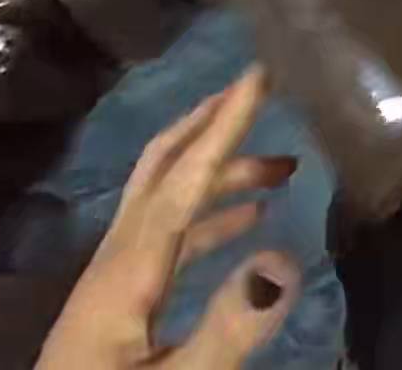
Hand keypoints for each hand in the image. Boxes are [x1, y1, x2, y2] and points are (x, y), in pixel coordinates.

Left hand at [37, 67, 299, 369]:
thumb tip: (284, 256)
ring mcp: (116, 281)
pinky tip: (253, 217)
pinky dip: (217, 208)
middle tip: (262, 91)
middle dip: (212, 122)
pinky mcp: (123, 301)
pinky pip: (175, 231)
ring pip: (171, 197)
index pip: (184, 177)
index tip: (261, 73)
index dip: (226, 123)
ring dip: (225, 168)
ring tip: (285, 167)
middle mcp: (115, 262)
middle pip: (161, 169)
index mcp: (126, 273)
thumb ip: (227, 328)